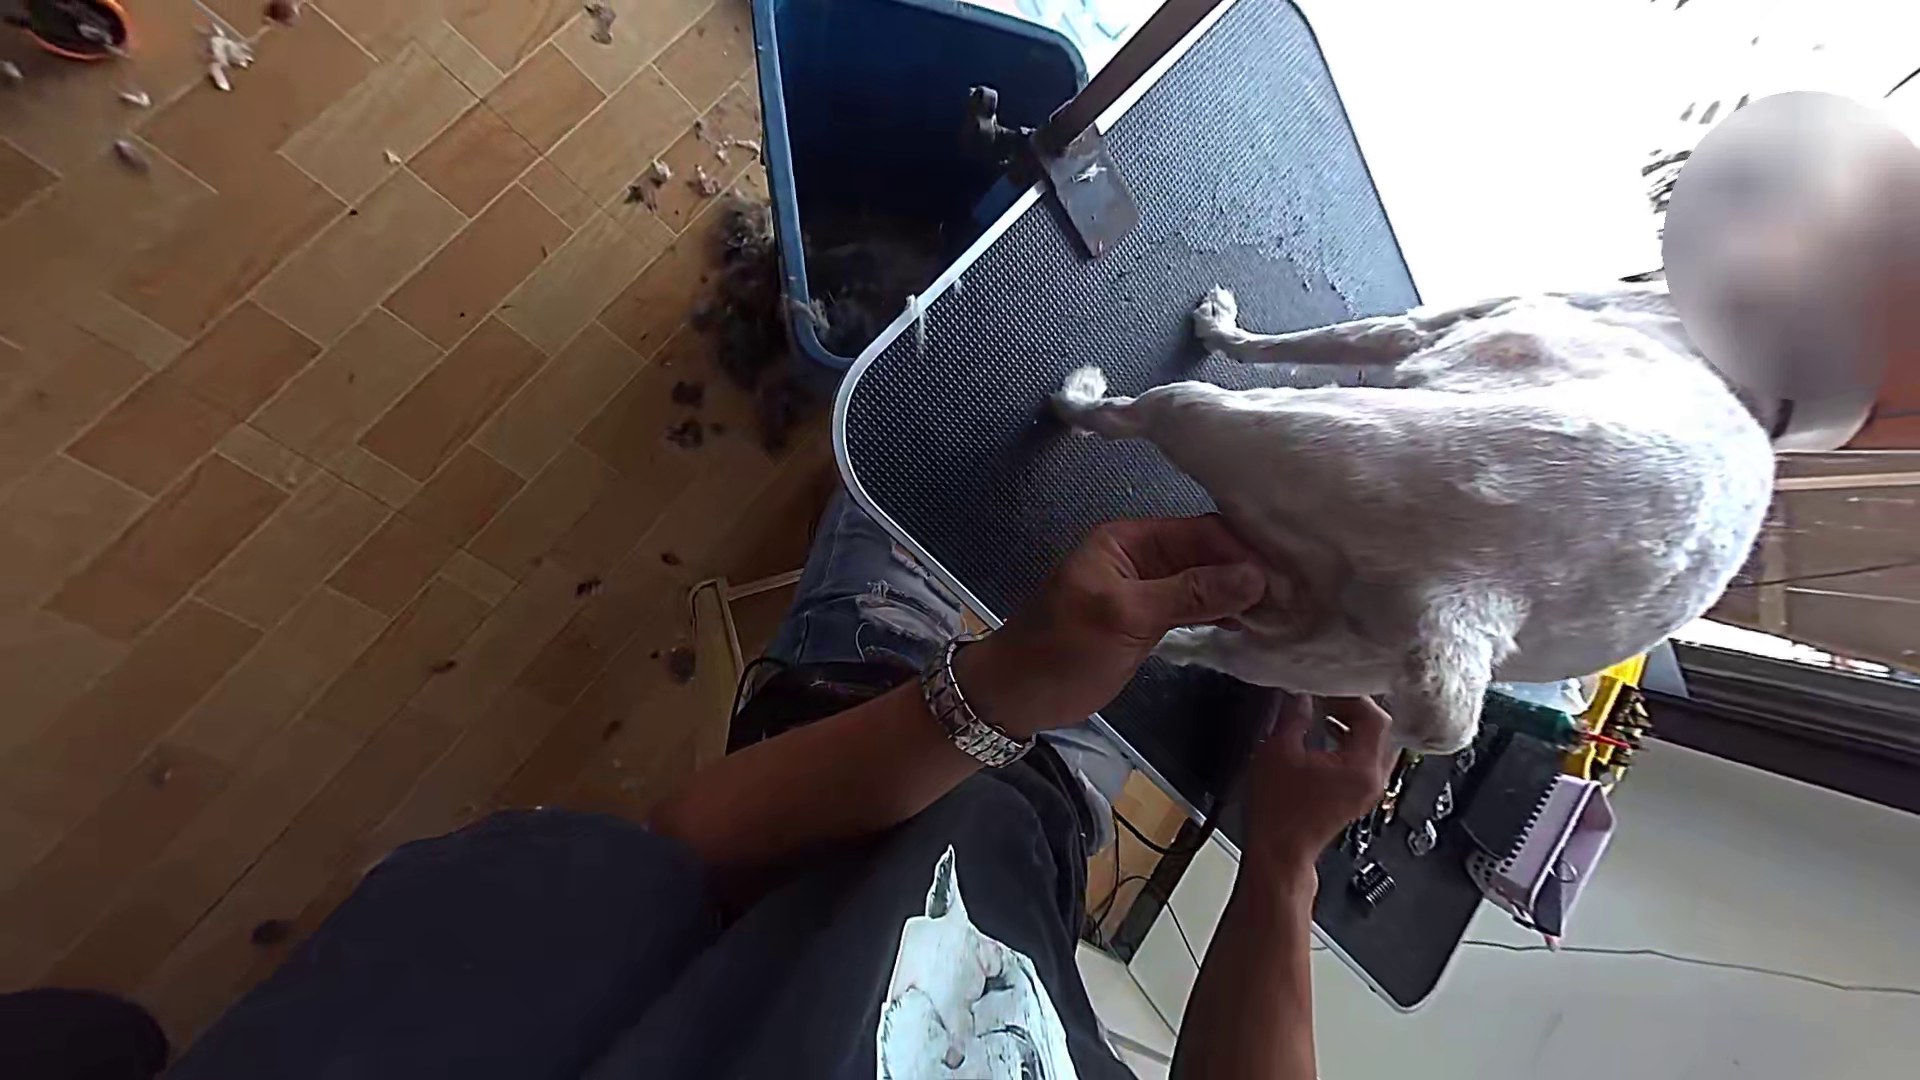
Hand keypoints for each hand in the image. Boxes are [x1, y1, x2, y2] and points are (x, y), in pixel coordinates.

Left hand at [955, 516, 1266, 738]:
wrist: (1020, 693)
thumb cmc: (1062, 647)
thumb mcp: (1123, 615)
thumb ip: (1187, 593)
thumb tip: (1255, 575)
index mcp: (1127, 540)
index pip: (1198, 531)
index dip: (1242, 550)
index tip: (1290, 574)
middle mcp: (1141, 558)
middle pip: (1206, 555)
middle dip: (1248, 572)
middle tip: (1304, 594)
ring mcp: (1147, 591)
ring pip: (1204, 583)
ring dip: (1241, 595)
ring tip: (1292, 611)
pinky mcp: (1150, 622)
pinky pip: (1194, 610)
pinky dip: (1222, 616)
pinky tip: (1256, 625)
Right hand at [1242, 695, 1396, 875]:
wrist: (1280, 847)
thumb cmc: (1277, 807)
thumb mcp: (1277, 750)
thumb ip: (1294, 717)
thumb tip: (1300, 695)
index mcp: (1360, 768)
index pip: (1375, 719)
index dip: (1351, 697)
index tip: (1325, 686)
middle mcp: (1374, 779)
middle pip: (1383, 730)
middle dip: (1356, 707)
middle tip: (1327, 694)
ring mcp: (1369, 788)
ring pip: (1377, 743)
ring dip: (1354, 722)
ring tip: (1324, 709)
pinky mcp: (1358, 793)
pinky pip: (1366, 756)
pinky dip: (1350, 738)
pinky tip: (1325, 730)